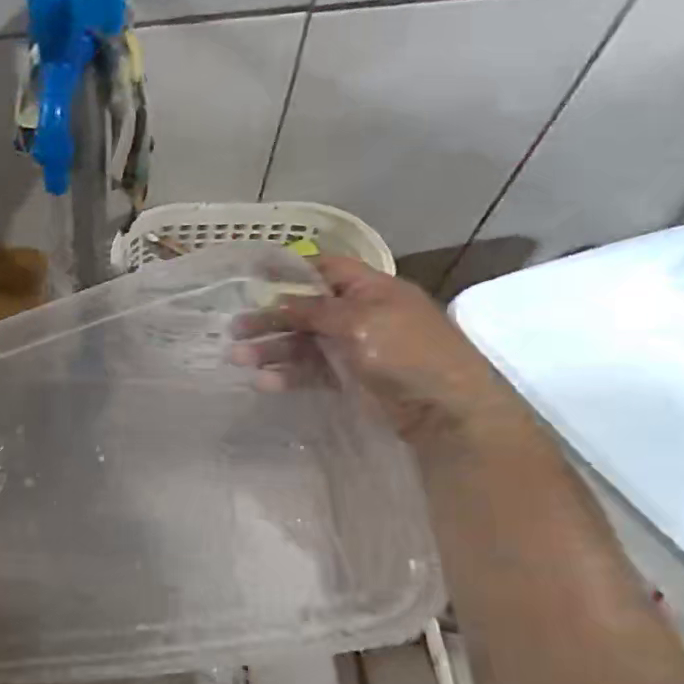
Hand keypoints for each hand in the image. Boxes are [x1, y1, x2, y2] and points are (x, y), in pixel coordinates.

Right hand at [231, 256, 523, 446]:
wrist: (448, 414)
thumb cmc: (408, 353)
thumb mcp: (360, 321)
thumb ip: (314, 310)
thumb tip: (279, 302)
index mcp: (371, 289)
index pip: (325, 269)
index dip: (291, 269)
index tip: (254, 274)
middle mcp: (361, 314)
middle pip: (306, 309)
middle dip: (270, 318)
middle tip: (234, 329)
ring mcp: (356, 349)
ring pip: (305, 343)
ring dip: (272, 350)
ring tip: (238, 359)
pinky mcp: (352, 380)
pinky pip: (312, 372)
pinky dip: (288, 376)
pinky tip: (265, 383)